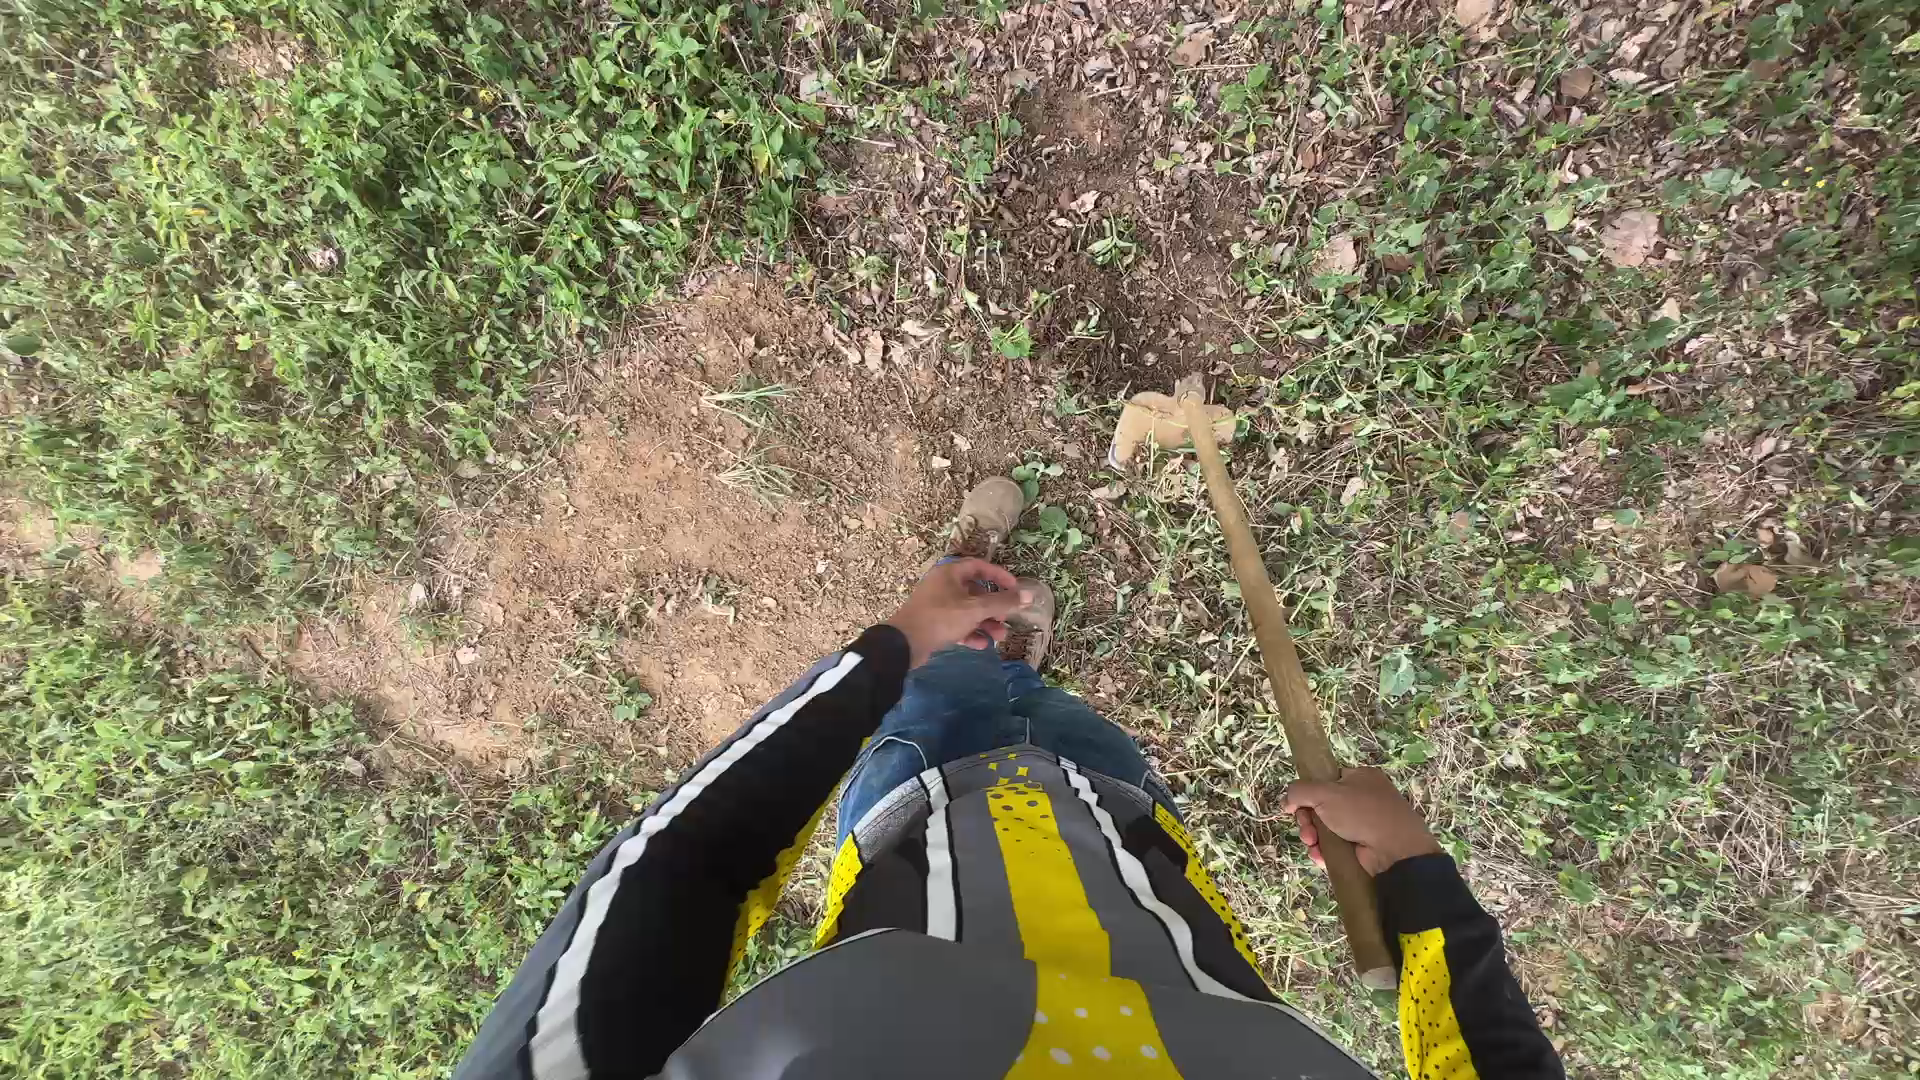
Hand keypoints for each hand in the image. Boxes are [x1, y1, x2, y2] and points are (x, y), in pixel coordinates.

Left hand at [885, 558, 1029, 667]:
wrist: (904, 643)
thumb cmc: (941, 618)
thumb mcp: (975, 609)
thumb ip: (1002, 602)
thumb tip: (1028, 595)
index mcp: (950, 573)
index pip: (979, 566)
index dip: (999, 575)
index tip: (1014, 588)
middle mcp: (943, 585)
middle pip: (975, 591)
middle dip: (993, 607)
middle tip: (1006, 618)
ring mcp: (937, 605)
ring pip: (967, 610)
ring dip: (985, 623)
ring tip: (999, 637)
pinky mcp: (933, 623)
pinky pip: (957, 624)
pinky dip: (970, 633)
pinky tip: (982, 645)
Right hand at [1281, 767, 1442, 875]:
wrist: (1398, 853)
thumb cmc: (1362, 813)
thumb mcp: (1324, 793)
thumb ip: (1299, 791)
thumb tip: (1286, 802)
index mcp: (1360, 777)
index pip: (1326, 780)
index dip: (1308, 793)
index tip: (1298, 806)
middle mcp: (1364, 798)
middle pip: (1323, 806)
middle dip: (1308, 820)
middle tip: (1305, 830)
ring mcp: (1366, 823)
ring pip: (1328, 827)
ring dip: (1314, 836)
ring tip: (1311, 844)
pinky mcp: (1366, 846)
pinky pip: (1338, 844)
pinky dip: (1326, 850)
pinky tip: (1320, 856)